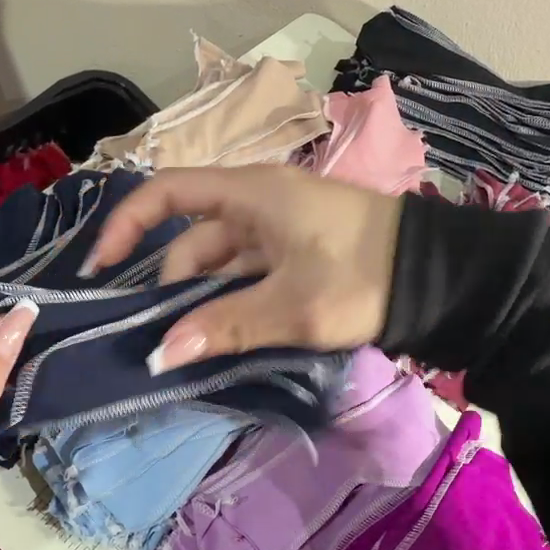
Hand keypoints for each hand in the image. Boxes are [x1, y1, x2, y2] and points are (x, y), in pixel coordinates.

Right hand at [83, 165, 402, 371]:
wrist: (448, 279)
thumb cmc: (365, 277)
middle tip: (164, 339)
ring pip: (218, 262)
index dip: (126, 225)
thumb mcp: (292, 307)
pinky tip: (226, 336)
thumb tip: (158, 355)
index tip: (102, 269)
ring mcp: (276, 228)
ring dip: (203, 300)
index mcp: (251, 194)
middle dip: (172, 287)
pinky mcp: (294, 252)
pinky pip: (244, 274)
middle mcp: (256, 203)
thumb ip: (222, 327)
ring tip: (197, 346)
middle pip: (191, 239)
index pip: (166, 193)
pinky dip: (230, 302)